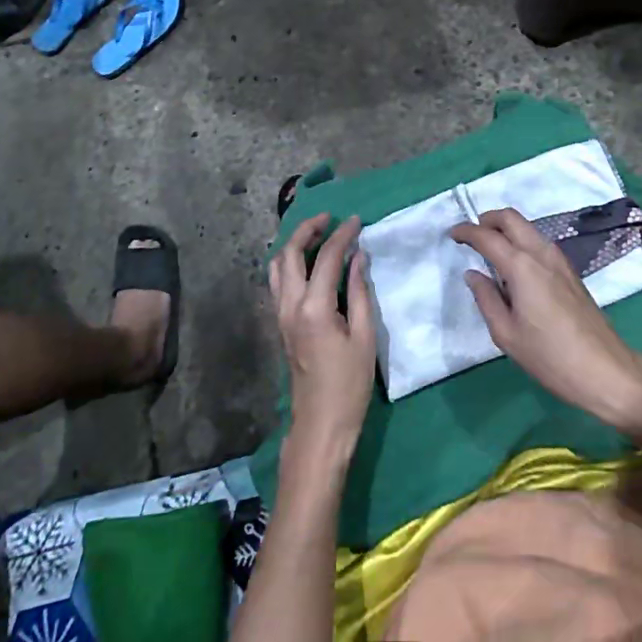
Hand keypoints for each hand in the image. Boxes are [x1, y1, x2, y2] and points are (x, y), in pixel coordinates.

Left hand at [268, 213, 377, 459]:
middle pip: (289, 253)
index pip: (326, 257)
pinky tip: (308, 262)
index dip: (342, 235)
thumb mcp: (365, 337)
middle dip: (308, 229)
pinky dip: (290, 262)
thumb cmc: (349, 384)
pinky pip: (278, 281)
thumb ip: (360, 292)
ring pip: (277, 265)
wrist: (320, 423)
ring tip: (317, 234)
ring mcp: (280, 314)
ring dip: (294, 244)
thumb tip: (358, 257)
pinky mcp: (280, 323)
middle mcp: (289, 305)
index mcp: (313, 307)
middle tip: (330, 218)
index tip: (356, 220)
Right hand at [451, 208, 641, 430]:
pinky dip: (521, 242)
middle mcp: (541, 254)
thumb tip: (473, 274)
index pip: (487, 236)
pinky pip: (540, 244)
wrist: (604, 370)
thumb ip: (486, 298)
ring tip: (490, 252)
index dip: (467, 231)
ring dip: (506, 230)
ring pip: (528, 228)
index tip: (452, 234)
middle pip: (512, 218)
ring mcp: (560, 261)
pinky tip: (514, 268)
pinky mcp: (570, 272)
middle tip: (472, 235)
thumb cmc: (549, 356)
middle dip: (488, 219)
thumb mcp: (506, 333)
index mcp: (522, 266)